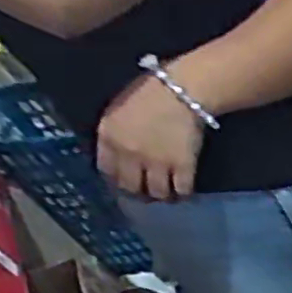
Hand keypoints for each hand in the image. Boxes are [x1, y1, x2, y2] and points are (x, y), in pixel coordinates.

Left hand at [97, 68, 204, 199]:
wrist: (177, 95)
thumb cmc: (145, 98)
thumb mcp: (116, 115)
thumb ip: (114, 137)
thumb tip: (122, 160)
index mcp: (109, 138)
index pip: (107, 171)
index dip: (116, 181)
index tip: (125, 185)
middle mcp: (130, 153)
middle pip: (131, 186)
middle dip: (139, 193)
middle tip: (147, 194)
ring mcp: (158, 162)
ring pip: (157, 192)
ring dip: (162, 197)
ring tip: (167, 195)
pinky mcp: (184, 167)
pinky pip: (182, 190)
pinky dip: (183, 194)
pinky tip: (184, 192)